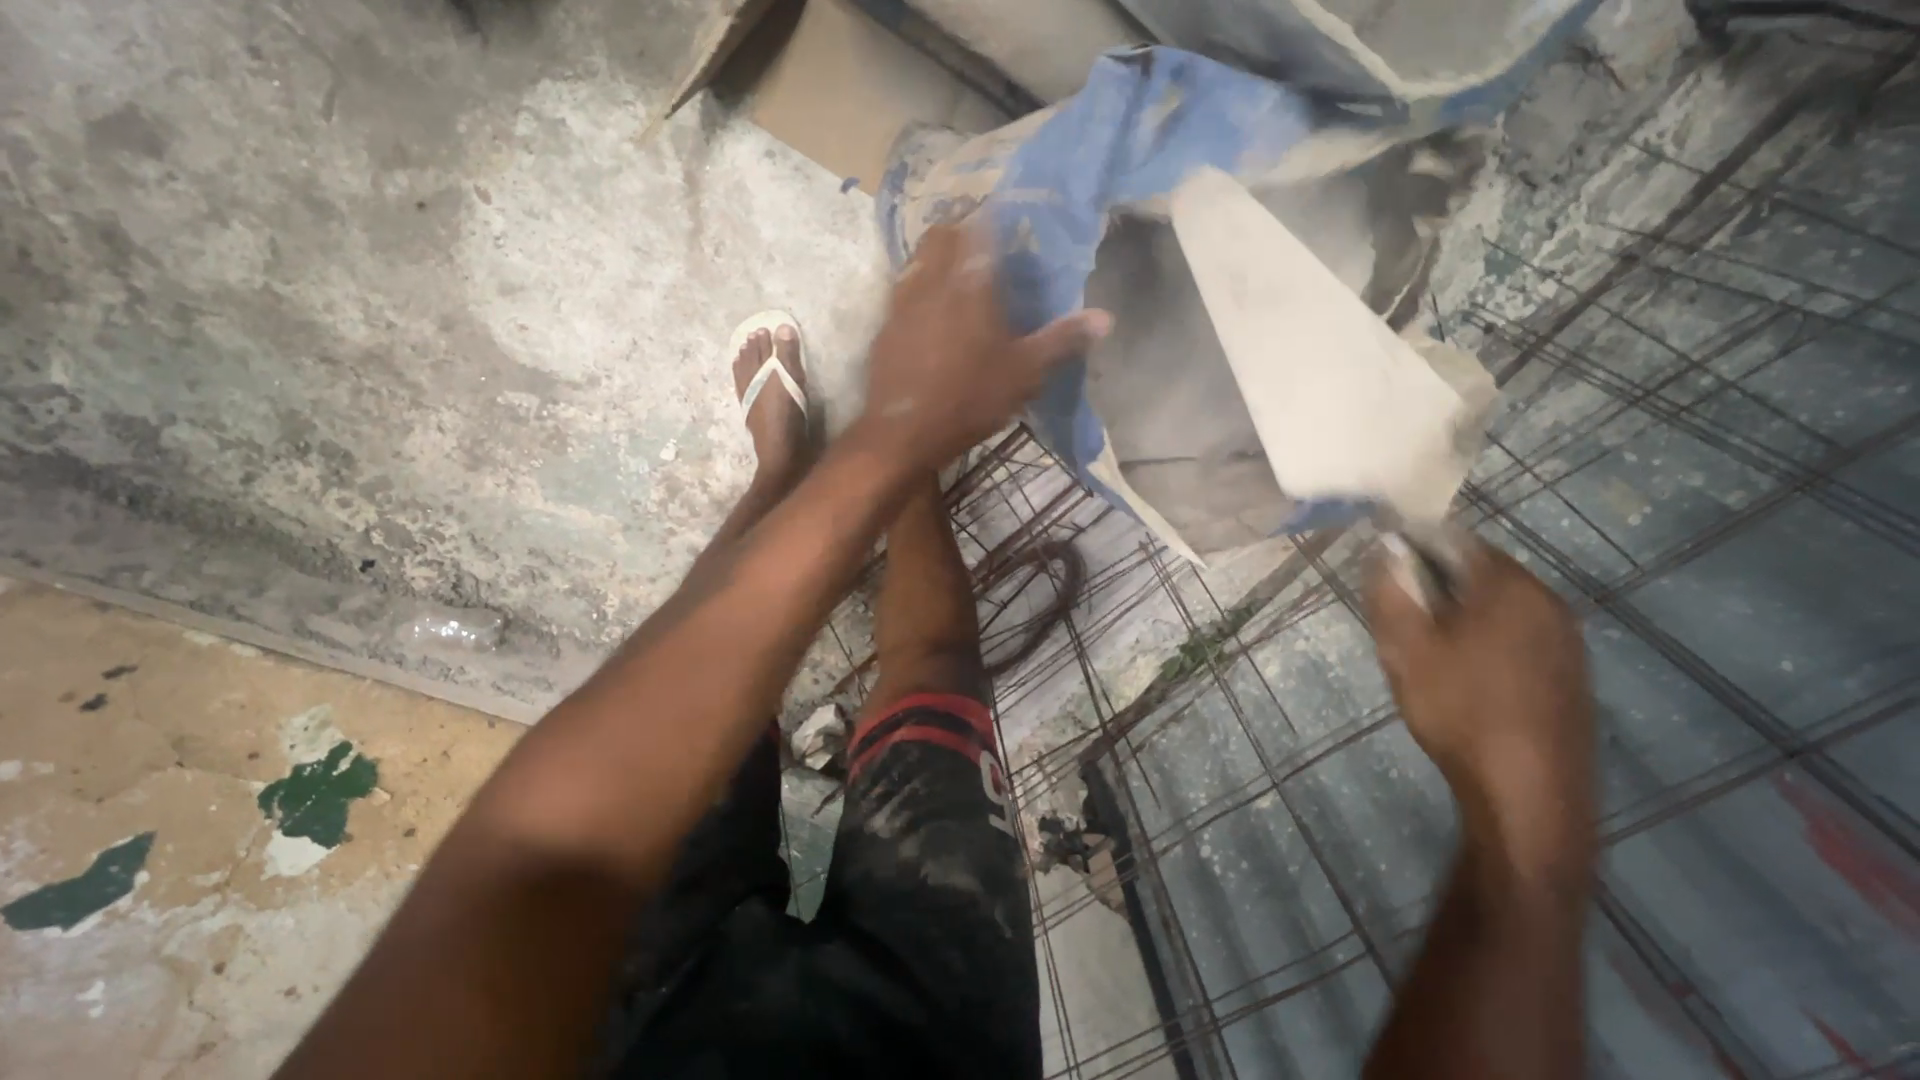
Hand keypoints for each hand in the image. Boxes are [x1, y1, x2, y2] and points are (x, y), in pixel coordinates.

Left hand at [859, 224, 1111, 470]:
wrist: (903, 433)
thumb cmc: (970, 399)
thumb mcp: (1025, 373)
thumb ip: (1062, 340)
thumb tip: (1106, 318)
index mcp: (970, 285)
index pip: (981, 229)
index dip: (993, 213)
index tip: (1004, 208)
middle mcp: (932, 282)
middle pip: (941, 235)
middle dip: (959, 227)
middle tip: (978, 237)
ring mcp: (901, 303)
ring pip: (916, 259)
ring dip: (934, 254)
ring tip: (953, 266)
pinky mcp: (884, 328)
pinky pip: (900, 290)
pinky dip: (916, 286)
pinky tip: (927, 306)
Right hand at [1367, 540, 1595, 867]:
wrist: (1529, 794)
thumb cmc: (1460, 710)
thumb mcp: (1405, 648)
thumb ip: (1392, 591)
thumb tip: (1388, 549)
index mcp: (1511, 585)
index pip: (1455, 540)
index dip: (1413, 550)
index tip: (1385, 580)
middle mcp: (1550, 602)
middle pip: (1481, 574)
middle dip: (1437, 588)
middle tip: (1401, 623)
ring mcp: (1568, 641)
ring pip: (1500, 609)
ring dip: (1462, 619)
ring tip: (1428, 656)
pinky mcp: (1571, 676)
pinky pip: (1519, 640)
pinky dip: (1488, 646)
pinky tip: (1467, 683)